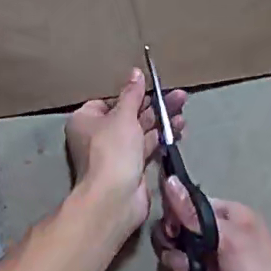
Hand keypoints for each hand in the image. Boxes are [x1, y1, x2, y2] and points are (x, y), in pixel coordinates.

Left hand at [65, 70, 186, 243]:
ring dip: (161, 119)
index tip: (150, 87)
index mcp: (86, 120)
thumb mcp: (123, 116)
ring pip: (141, 130)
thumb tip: (135, 72)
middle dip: (153, 105)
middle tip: (179, 95)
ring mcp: (115, 154)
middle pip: (129, 115)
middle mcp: (98, 136)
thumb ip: (132, 94)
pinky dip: (162, 137)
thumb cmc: (112, 150)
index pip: (109, 101)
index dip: (130, 95)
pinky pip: (148, 147)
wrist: (115, 198)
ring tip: (184, 108)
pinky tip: (179, 128)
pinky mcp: (131, 168)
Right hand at [156, 179, 270, 270]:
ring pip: (176, 253)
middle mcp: (217, 234)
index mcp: (227, 215)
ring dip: (176, 264)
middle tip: (180, 256)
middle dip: (172, 243)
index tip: (173, 229)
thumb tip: (170, 180)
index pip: (188, 203)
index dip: (175, 214)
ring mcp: (212, 260)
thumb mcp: (228, 239)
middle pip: (178, 228)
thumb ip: (194, 214)